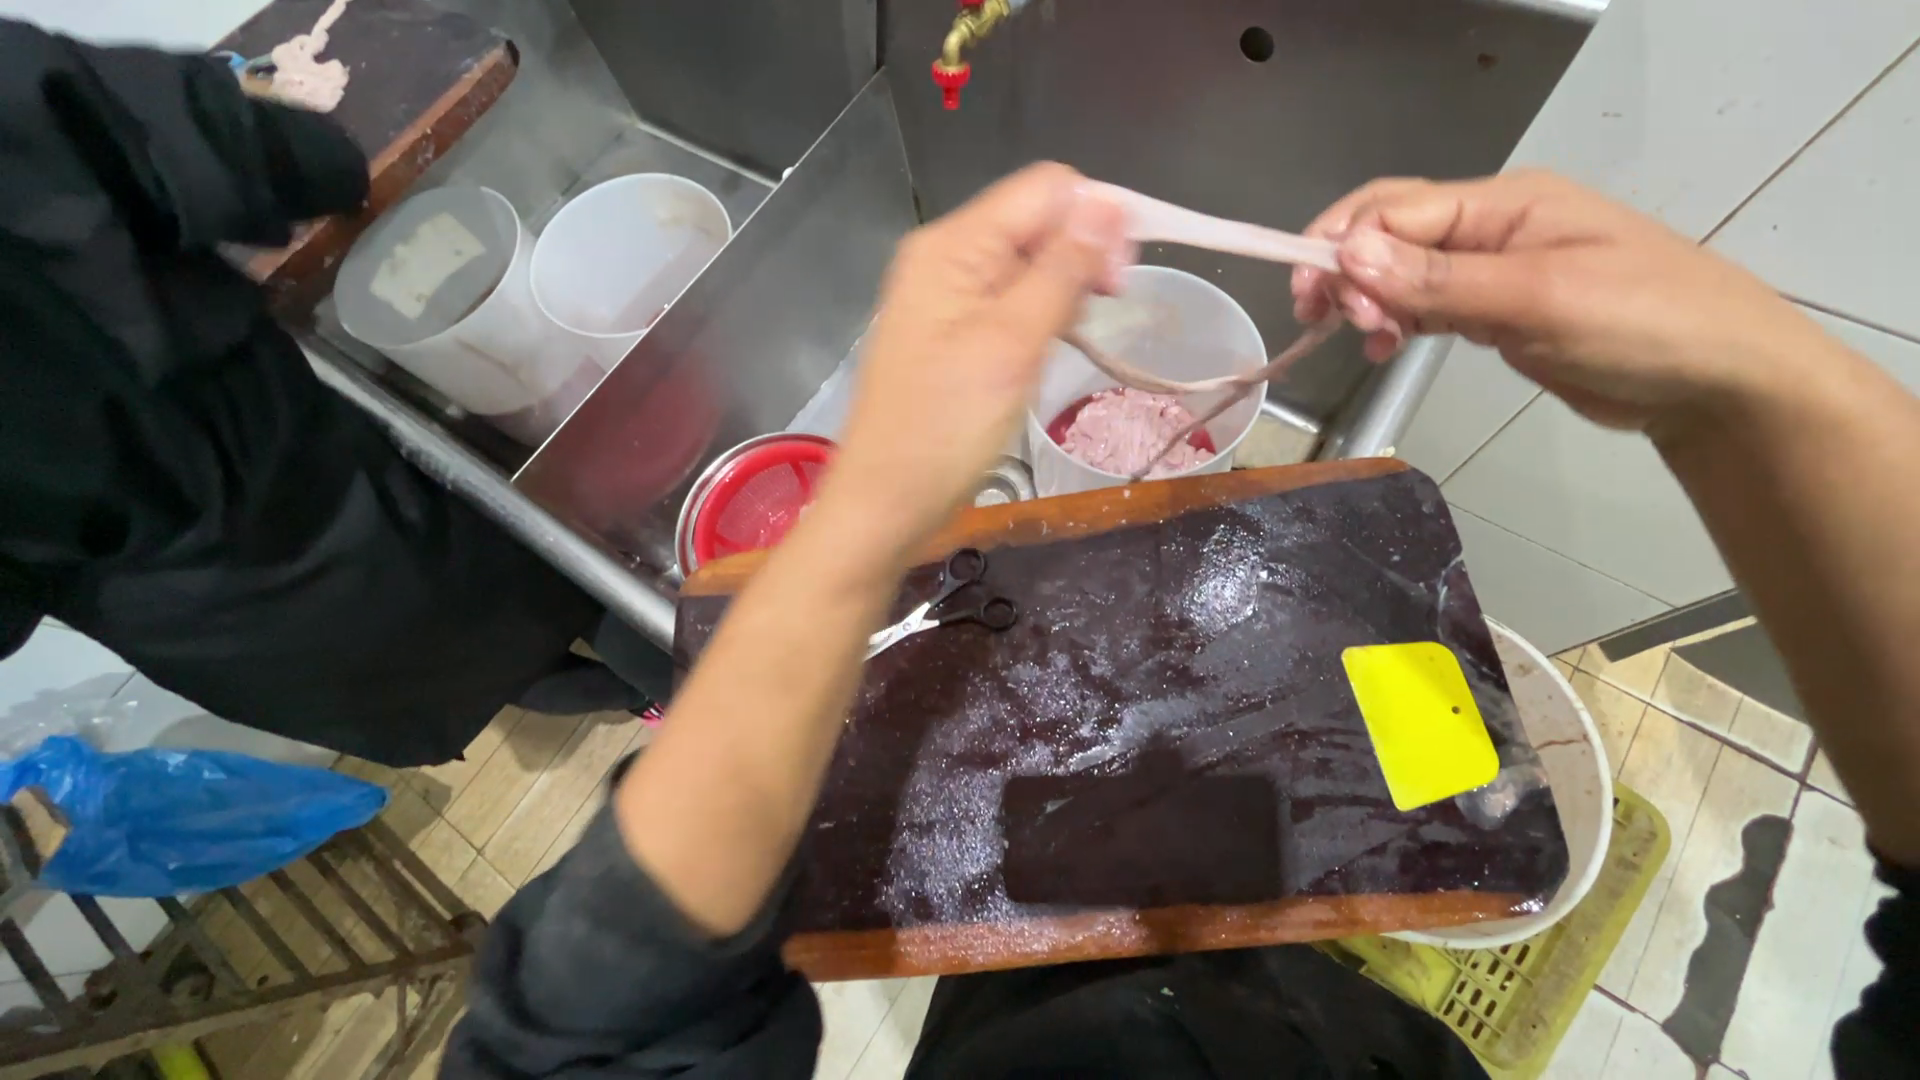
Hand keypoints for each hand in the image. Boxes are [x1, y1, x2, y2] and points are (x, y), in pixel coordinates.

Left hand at [828, 163, 1129, 547]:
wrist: (887, 502)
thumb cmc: (946, 428)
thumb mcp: (1013, 344)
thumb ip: (1062, 269)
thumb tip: (1110, 204)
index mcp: (953, 245)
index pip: (1046, 188)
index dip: (1096, 218)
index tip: (1121, 280)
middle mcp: (946, 258)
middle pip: (1037, 224)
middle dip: (1079, 260)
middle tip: (1092, 321)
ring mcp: (946, 298)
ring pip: (1028, 268)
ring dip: (1060, 297)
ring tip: (1058, 349)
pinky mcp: (951, 335)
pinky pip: (1008, 306)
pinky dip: (1037, 324)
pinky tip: (1039, 359)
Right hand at [1289, 170, 1820, 432]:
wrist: (1718, 381)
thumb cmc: (1641, 325)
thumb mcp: (1535, 298)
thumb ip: (1437, 279)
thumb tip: (1348, 254)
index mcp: (1504, 203)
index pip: (1393, 210)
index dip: (1341, 250)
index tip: (1314, 305)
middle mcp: (1490, 225)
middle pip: (1389, 231)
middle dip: (1344, 270)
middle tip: (1321, 324)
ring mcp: (1491, 267)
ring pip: (1399, 270)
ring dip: (1367, 300)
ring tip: (1365, 341)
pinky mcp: (1492, 307)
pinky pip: (1423, 302)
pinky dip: (1394, 321)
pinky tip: (1385, 348)